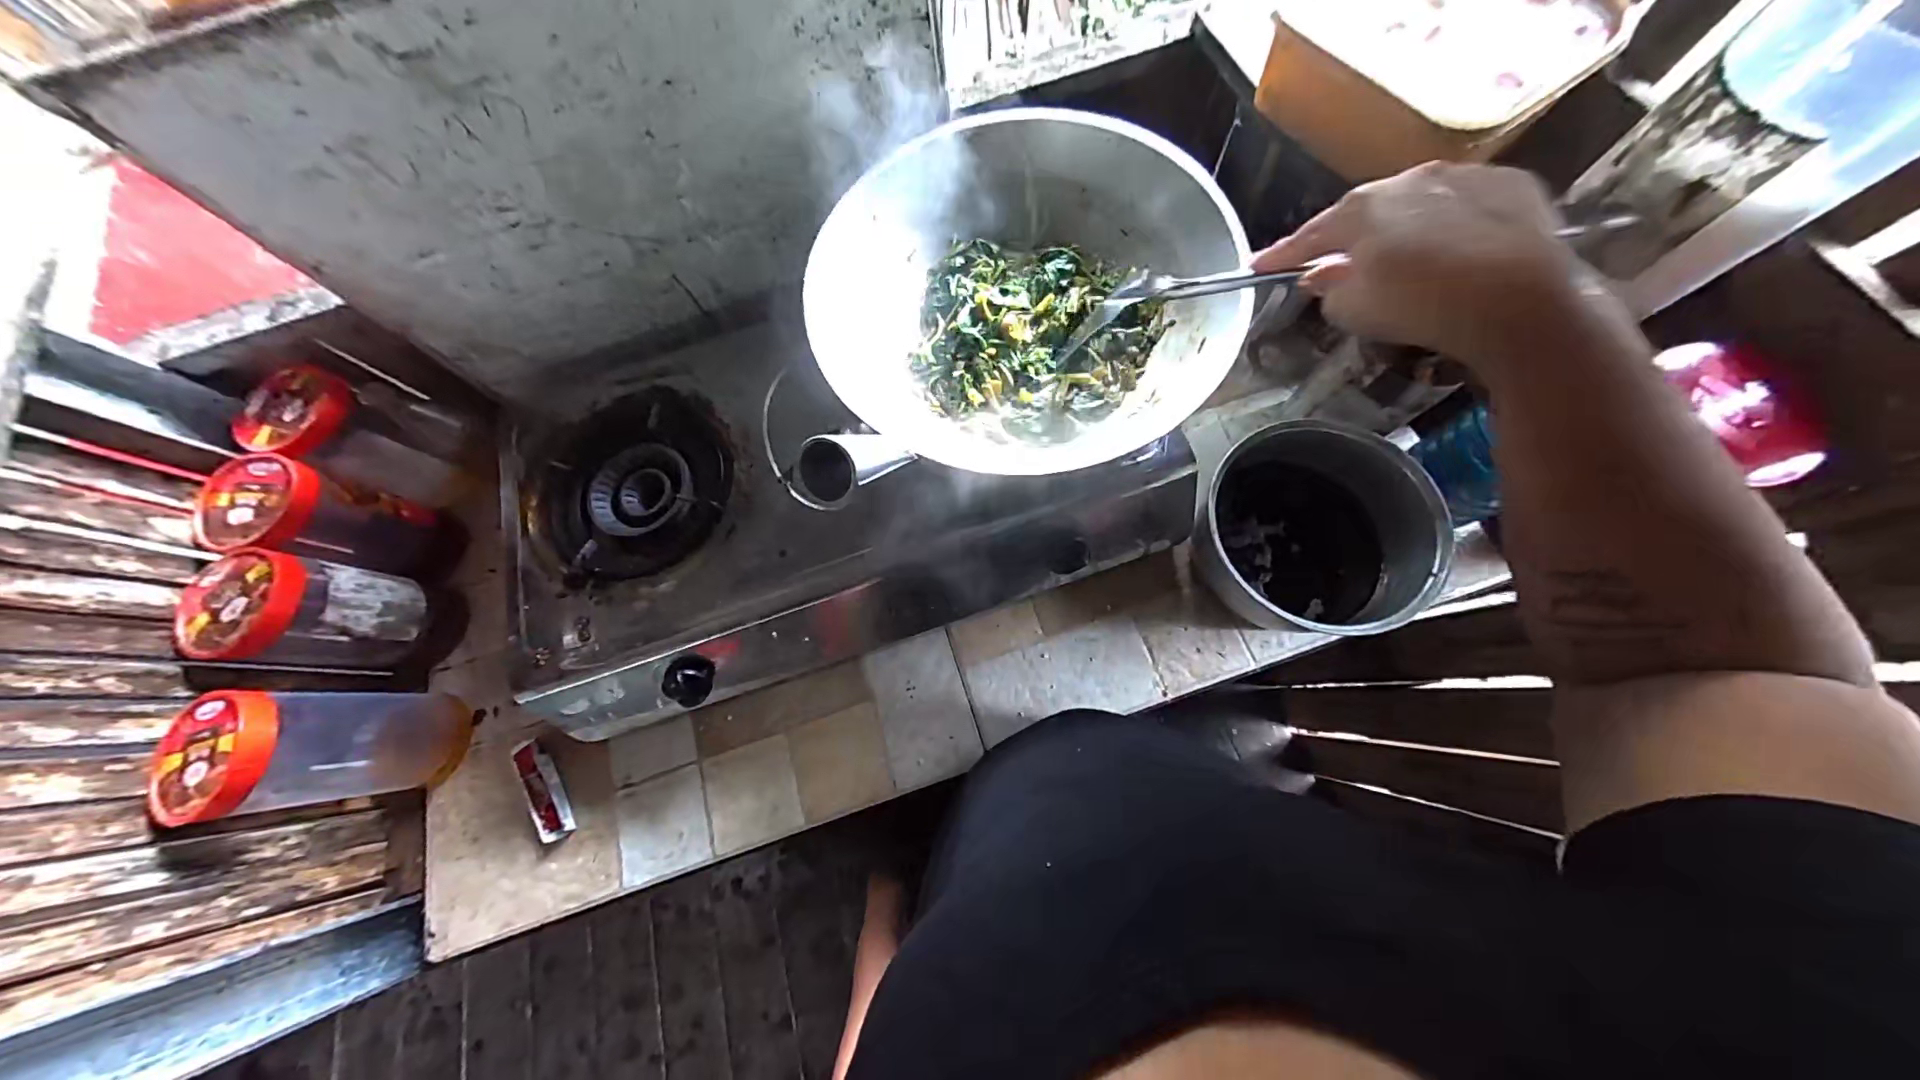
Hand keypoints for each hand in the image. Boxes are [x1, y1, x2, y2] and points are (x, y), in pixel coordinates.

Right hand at [1251, 163, 1602, 366]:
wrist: (1521, 299)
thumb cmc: (1420, 306)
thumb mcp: (1354, 310)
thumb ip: (1328, 288)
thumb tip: (1320, 274)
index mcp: (1361, 211)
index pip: (1308, 235)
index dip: (1280, 254)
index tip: (1258, 265)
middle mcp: (1408, 180)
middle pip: (1362, 212)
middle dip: (1344, 237)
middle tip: (1332, 263)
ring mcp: (1462, 176)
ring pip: (1413, 203)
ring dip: (1397, 227)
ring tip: (1397, 256)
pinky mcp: (1509, 184)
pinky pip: (1460, 203)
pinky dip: (1445, 224)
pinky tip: (1450, 250)